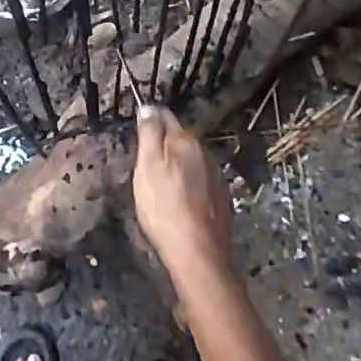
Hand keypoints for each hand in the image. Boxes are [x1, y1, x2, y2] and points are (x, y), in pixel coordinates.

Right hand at [133, 104, 234, 277]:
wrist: (199, 253)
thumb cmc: (165, 208)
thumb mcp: (147, 167)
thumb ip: (149, 134)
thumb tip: (148, 107)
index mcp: (186, 140)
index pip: (166, 116)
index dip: (150, 119)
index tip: (138, 129)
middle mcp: (205, 151)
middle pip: (180, 138)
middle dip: (164, 145)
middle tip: (145, 163)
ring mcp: (216, 174)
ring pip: (191, 159)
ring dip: (178, 165)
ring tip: (161, 185)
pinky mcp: (221, 196)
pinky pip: (201, 180)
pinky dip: (189, 183)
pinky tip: (181, 200)